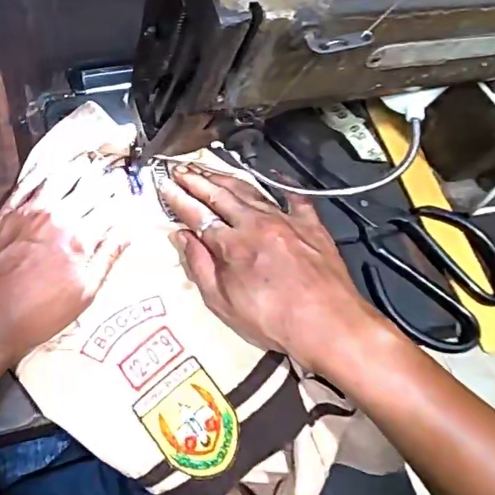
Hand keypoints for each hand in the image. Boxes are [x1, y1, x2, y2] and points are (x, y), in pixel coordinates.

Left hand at [0, 163, 130, 367]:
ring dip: (77, 168)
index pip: (110, 205)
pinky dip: (44, 171)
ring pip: (58, 177)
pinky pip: (27, 183)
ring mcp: (27, 212)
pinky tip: (52, 166)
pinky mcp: (4, 214)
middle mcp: (55, 217)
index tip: (131, 190)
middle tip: (114, 172)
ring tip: (89, 162)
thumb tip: (129, 230)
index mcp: (79, 237)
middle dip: (105, 178)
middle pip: (87, 186)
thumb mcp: (85, 294)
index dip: (123, 195)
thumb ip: (108, 257)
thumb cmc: (40, 315)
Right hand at [161, 165, 384, 368]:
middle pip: (219, 194)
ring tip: (209, 169)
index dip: (178, 199)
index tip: (166, 187)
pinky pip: (294, 197)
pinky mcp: (311, 226)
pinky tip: (272, 177)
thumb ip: (198, 265)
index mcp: (231, 244)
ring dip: (225, 178)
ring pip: (250, 190)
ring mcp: (285, 221)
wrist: (329, 325)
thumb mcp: (222, 303)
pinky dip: (280, 184)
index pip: (197, 214)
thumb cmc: (275, 321)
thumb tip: (181, 238)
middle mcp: (256, 224)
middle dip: (196, 179)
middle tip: (181, 169)